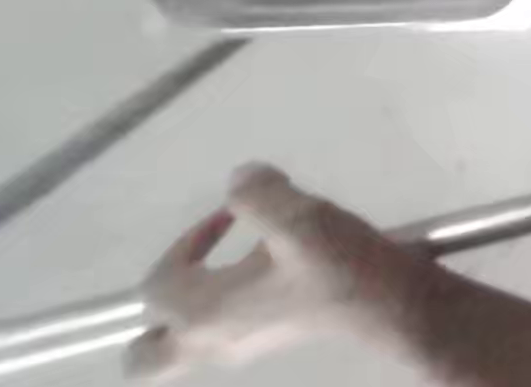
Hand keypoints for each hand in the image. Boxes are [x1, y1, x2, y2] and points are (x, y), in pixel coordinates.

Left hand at [127, 164, 431, 379]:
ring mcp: (239, 349)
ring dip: (195, 316)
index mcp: (201, 311)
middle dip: (157, 318)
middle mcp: (207, 340)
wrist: (386, 300)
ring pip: (185, 350)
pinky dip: (232, 314)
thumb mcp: (302, 218)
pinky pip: (225, 339)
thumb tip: (241, 176)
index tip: (233, 212)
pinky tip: (278, 281)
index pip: (159, 280)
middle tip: (198, 275)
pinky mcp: (272, 344)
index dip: (190, 238)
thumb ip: (263, 194)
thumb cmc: (337, 263)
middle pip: (144, 354)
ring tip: (245, 272)